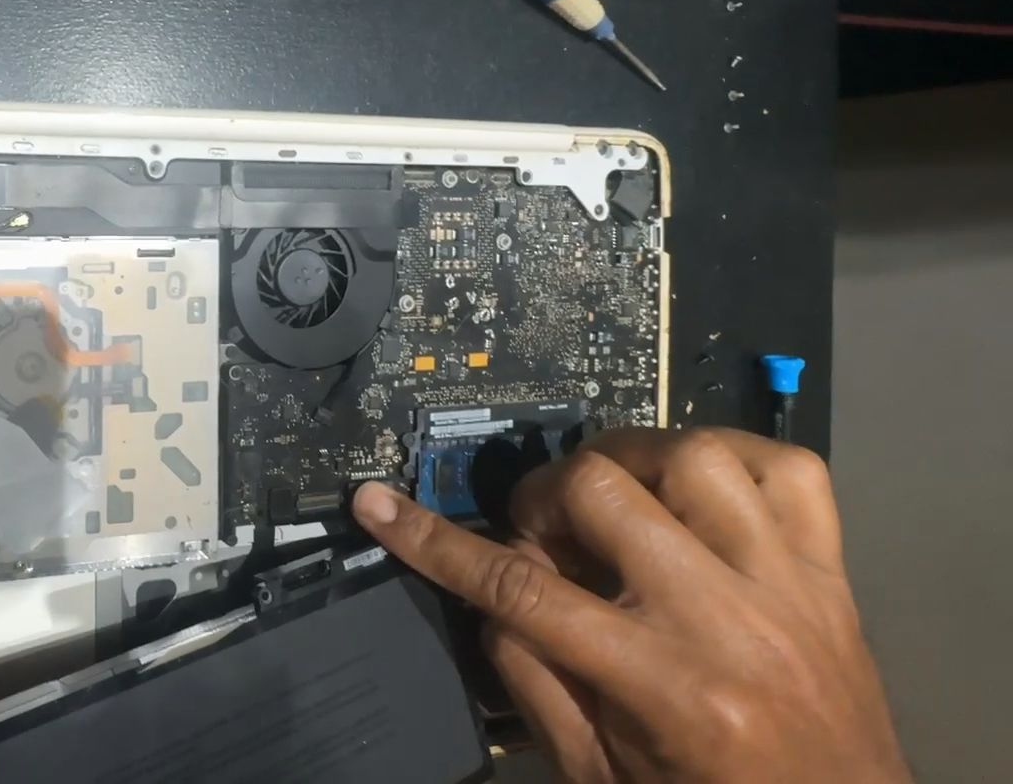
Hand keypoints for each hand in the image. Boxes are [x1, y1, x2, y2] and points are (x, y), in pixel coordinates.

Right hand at [354, 427, 908, 783]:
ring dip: (627, 463)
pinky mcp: (833, 574)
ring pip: (692, 455)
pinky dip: (727, 457)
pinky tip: (690, 486)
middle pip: (601, 491)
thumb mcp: (592, 769)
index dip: (432, 541)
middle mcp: (733, 622)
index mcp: (668, 687)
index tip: (375, 504)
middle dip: (544, 501)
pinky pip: (788, 469)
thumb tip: (488, 583)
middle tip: (547, 540)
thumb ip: (526, 670)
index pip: (519, 589)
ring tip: (611, 499)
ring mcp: (793, 588)